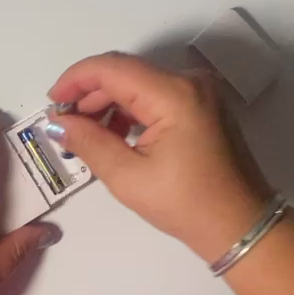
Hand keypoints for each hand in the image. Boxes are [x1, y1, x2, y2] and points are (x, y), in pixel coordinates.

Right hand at [48, 53, 272, 262]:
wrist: (241, 226)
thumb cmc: (186, 204)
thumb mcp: (128, 177)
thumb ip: (89, 142)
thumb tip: (57, 122)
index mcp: (174, 94)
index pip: (111, 68)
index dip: (75, 80)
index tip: (52, 103)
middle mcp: (190, 82)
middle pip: (125, 73)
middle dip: (90, 94)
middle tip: (64, 125)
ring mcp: (200, 92)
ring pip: (139, 83)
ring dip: (108, 103)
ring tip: (86, 135)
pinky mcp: (203, 106)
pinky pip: (156, 96)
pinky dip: (131, 110)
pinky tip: (115, 135)